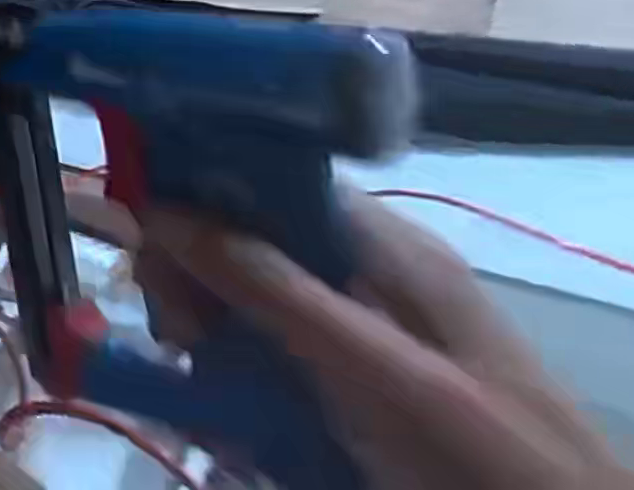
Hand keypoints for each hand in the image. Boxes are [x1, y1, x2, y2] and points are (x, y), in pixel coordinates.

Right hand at [139, 191, 633, 489]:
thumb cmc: (488, 464)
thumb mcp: (380, 371)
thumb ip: (269, 284)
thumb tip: (154, 208)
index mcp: (375, 238)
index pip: (259, 172)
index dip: (193, 185)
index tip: (145, 229)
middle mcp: (348, 261)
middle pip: (230, 227)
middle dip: (186, 266)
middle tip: (177, 326)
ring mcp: (336, 314)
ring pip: (225, 279)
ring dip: (193, 312)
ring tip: (191, 361)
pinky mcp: (324, 362)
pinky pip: (243, 330)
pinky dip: (215, 351)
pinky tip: (209, 384)